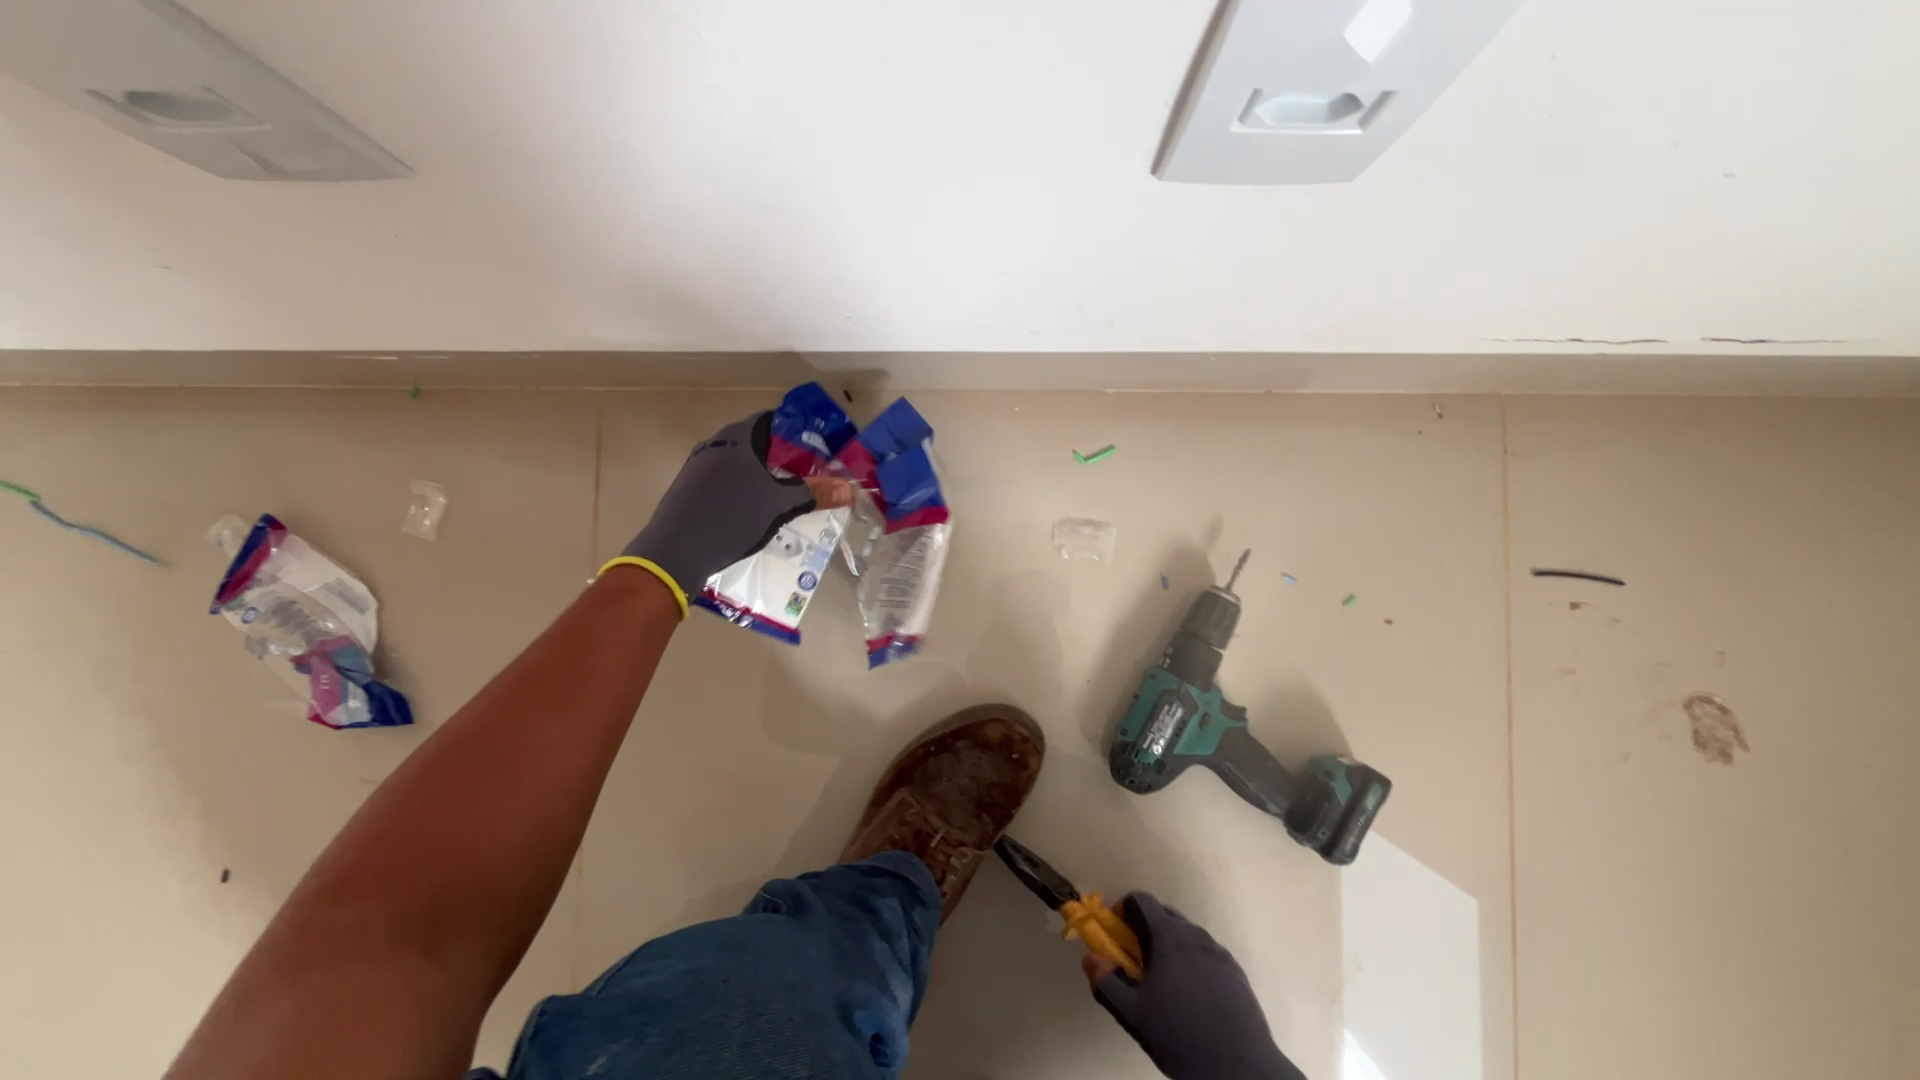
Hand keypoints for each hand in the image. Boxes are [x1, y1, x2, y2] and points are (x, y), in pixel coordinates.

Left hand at [618, 411, 851, 606]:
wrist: (675, 551)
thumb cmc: (731, 517)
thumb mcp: (780, 505)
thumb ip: (814, 493)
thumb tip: (849, 488)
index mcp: (737, 438)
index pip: (771, 420)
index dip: (796, 432)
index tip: (817, 448)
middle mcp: (715, 445)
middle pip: (756, 443)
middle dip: (783, 458)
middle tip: (809, 475)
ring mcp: (697, 467)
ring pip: (739, 465)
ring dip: (762, 476)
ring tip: (786, 496)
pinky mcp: (688, 490)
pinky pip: (724, 482)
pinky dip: (743, 490)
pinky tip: (754, 512)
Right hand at [1083, 893, 1304, 1079]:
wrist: (1237, 1068)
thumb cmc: (1178, 1035)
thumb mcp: (1132, 1013)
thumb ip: (1106, 982)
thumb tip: (1091, 958)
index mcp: (1168, 937)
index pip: (1141, 900)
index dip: (1123, 910)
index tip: (1116, 935)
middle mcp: (1195, 935)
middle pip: (1164, 914)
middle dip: (1145, 928)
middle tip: (1136, 961)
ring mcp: (1219, 952)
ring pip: (1187, 934)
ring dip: (1169, 945)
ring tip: (1164, 983)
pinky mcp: (1235, 972)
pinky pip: (1206, 953)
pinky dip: (1192, 961)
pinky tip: (1191, 996)